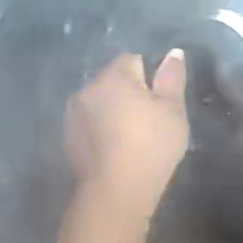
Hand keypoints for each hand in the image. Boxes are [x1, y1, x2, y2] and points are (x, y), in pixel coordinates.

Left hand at [64, 50, 189, 209]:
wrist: (116, 190)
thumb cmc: (152, 144)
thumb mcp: (173, 109)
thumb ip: (172, 77)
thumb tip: (173, 52)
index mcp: (114, 77)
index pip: (134, 59)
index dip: (152, 76)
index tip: (164, 99)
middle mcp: (87, 88)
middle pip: (115, 80)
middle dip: (132, 92)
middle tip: (154, 118)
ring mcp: (73, 114)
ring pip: (101, 101)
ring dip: (116, 110)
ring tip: (135, 135)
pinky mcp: (69, 137)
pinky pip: (91, 121)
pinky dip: (104, 127)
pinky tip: (118, 147)